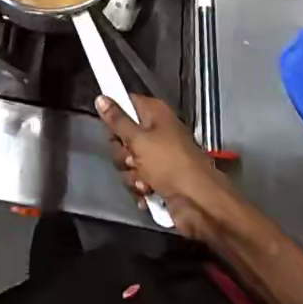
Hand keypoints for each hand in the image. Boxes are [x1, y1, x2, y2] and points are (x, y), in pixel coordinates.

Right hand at [97, 94, 250, 243]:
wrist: (201, 205)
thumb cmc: (171, 164)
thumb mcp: (138, 140)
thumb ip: (117, 121)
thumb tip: (101, 98)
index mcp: (155, 114)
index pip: (127, 102)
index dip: (115, 114)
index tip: (109, 126)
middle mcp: (156, 132)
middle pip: (122, 135)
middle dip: (122, 151)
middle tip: (132, 158)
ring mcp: (158, 158)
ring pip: (128, 160)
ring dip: (131, 173)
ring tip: (144, 180)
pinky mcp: (159, 180)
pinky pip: (137, 179)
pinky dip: (140, 187)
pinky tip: (148, 192)